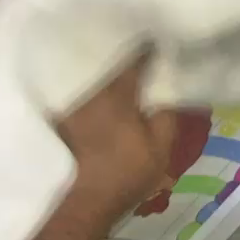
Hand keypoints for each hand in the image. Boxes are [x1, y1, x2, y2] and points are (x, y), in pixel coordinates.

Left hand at [55, 60, 177, 229]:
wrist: (92, 198)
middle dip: (126, 48)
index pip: (136, 56)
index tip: (162, 41)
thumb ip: (168, 109)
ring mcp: (74, 99)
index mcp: (118, 91)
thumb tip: (175, 83)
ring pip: (93, 68)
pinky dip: (91, 79)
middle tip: (144, 44)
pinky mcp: (64, 112)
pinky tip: (103, 82)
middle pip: (109, 56)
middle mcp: (92, 88)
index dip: (150, 47)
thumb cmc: (130, 170)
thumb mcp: (162, 142)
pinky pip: (79, 84)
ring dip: (107, 61)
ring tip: (124, 58)